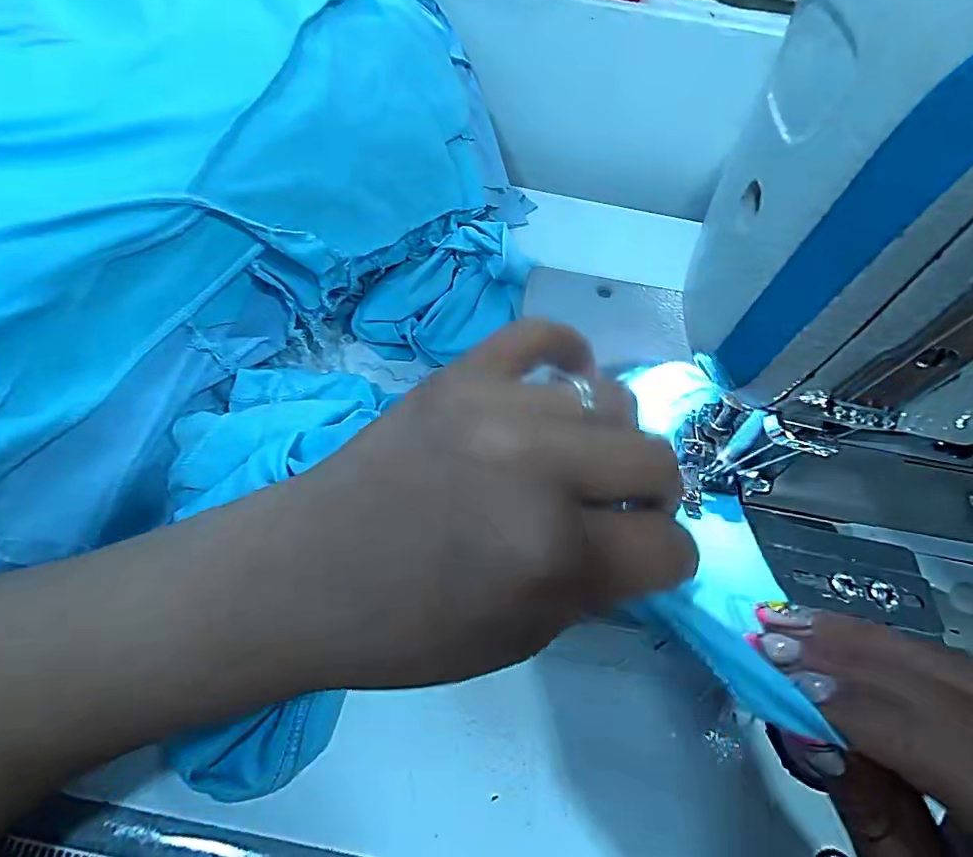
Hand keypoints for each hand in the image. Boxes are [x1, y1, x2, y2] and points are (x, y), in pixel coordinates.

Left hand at [217, 320, 697, 690]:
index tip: (647, 558)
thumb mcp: (520, 638)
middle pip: (656, 460)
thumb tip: (642, 539)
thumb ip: (596, 586)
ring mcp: (499, 408)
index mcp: (554, 554)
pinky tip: (566, 378)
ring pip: (608, 402)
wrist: (303, 572)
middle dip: (653, 496)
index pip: (668, 546)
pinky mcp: (462, 374)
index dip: (668, 560)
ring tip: (573, 456)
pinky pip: (540, 335)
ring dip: (604, 440)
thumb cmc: (408, 627)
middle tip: (618, 507)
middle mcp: (540, 469)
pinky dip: (566, 352)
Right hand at [755, 610, 972, 856]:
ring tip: (797, 626)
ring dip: (871, 645)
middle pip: (968, 693)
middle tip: (775, 635)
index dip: (872, 710)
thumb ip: (878, 816)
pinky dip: (905, 658)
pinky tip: (853, 643)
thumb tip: (808, 728)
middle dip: (858, 658)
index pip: (969, 751)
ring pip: (970, 673)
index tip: (790, 680)